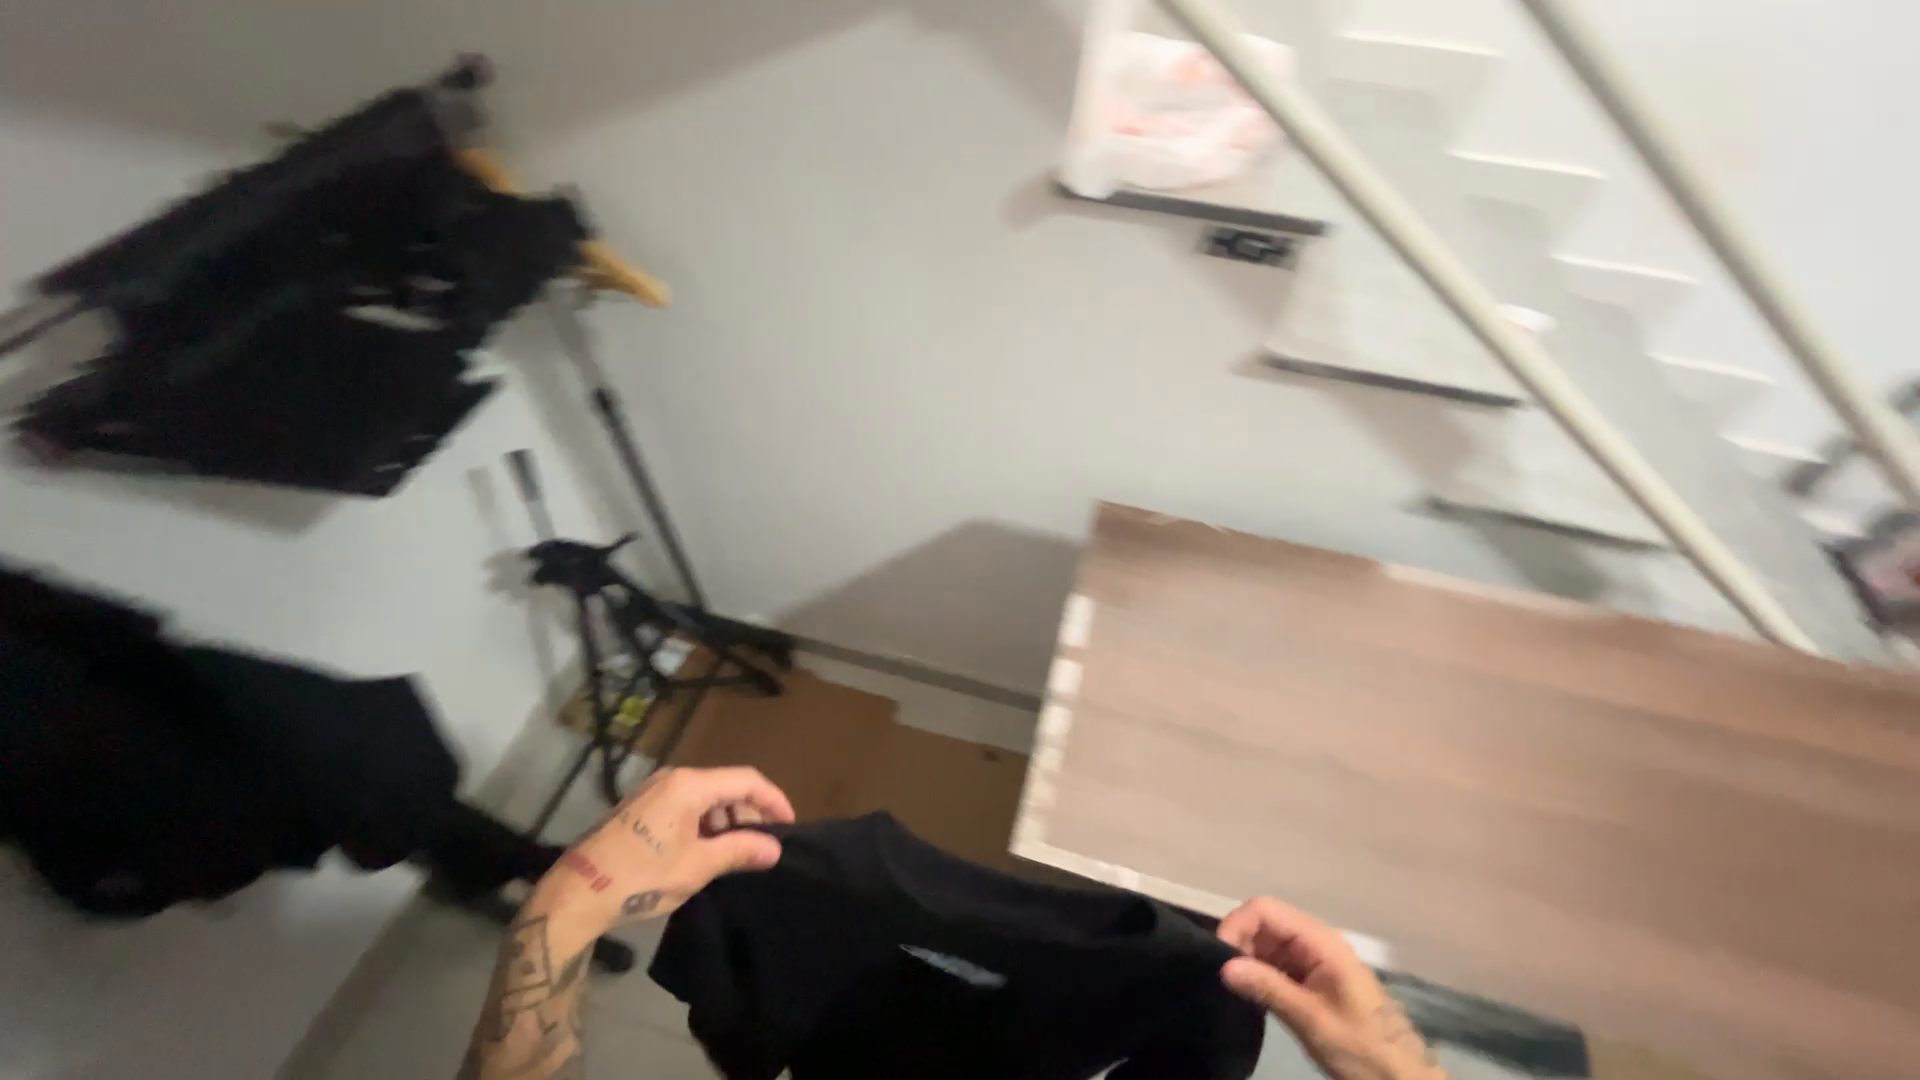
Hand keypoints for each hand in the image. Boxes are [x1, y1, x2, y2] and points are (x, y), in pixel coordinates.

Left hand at [534, 765, 795, 931]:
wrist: (576, 895)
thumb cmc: (641, 877)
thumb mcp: (697, 866)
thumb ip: (740, 851)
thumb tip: (775, 849)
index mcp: (689, 784)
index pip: (746, 780)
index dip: (773, 800)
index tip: (790, 825)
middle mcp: (672, 778)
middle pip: (726, 786)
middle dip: (749, 813)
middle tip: (762, 845)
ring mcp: (653, 792)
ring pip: (705, 797)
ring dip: (726, 821)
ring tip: (734, 853)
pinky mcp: (640, 809)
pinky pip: (685, 806)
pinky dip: (704, 824)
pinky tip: (706, 851)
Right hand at [1217, 897, 1444, 1079]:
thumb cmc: (1364, 1051)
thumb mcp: (1314, 1021)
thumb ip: (1268, 988)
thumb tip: (1223, 965)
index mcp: (1321, 941)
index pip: (1265, 909)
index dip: (1237, 924)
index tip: (1220, 958)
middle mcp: (1316, 941)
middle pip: (1264, 921)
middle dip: (1239, 941)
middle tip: (1226, 978)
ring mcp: (1315, 959)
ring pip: (1268, 941)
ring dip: (1248, 958)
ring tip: (1236, 988)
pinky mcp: (1313, 978)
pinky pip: (1277, 961)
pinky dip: (1260, 971)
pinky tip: (1253, 994)